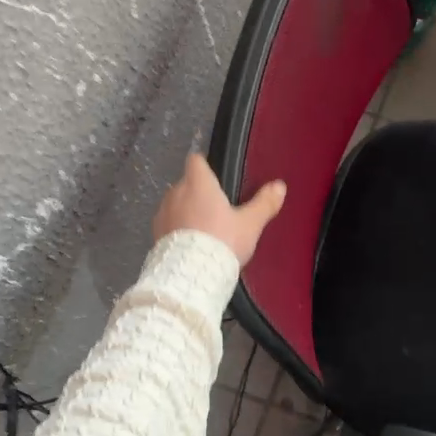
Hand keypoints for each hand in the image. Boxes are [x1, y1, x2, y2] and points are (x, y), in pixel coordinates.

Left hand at [152, 153, 285, 264]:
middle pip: (187, 183)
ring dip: (186, 211)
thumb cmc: (223, 241)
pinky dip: (177, 229)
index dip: (205, 166)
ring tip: (203, 231)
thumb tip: (280, 186)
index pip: (196, 160)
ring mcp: (163, 212)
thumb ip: (264, 203)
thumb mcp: (250, 224)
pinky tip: (190, 245)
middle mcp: (176, 191)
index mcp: (199, 183)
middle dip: (198, 193)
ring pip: (175, 203)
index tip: (215, 178)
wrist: (192, 274)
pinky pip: (168, 223)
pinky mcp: (155, 232)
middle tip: (217, 212)